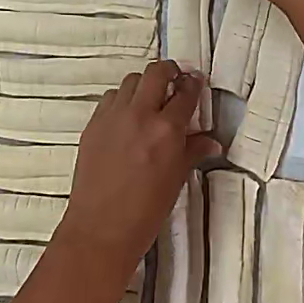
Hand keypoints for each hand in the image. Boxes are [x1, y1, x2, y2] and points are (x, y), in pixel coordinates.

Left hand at [55, 61, 218, 267]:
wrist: (101, 230)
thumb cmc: (144, 211)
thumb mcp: (177, 179)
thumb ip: (193, 151)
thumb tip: (210, 141)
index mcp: (166, 130)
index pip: (185, 93)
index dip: (193, 84)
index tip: (195, 83)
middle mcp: (139, 116)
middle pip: (156, 72)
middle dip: (169, 71)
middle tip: (175, 81)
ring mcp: (113, 118)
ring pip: (131, 81)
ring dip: (144, 85)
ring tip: (150, 100)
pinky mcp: (93, 125)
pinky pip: (110, 99)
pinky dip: (122, 100)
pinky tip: (127, 117)